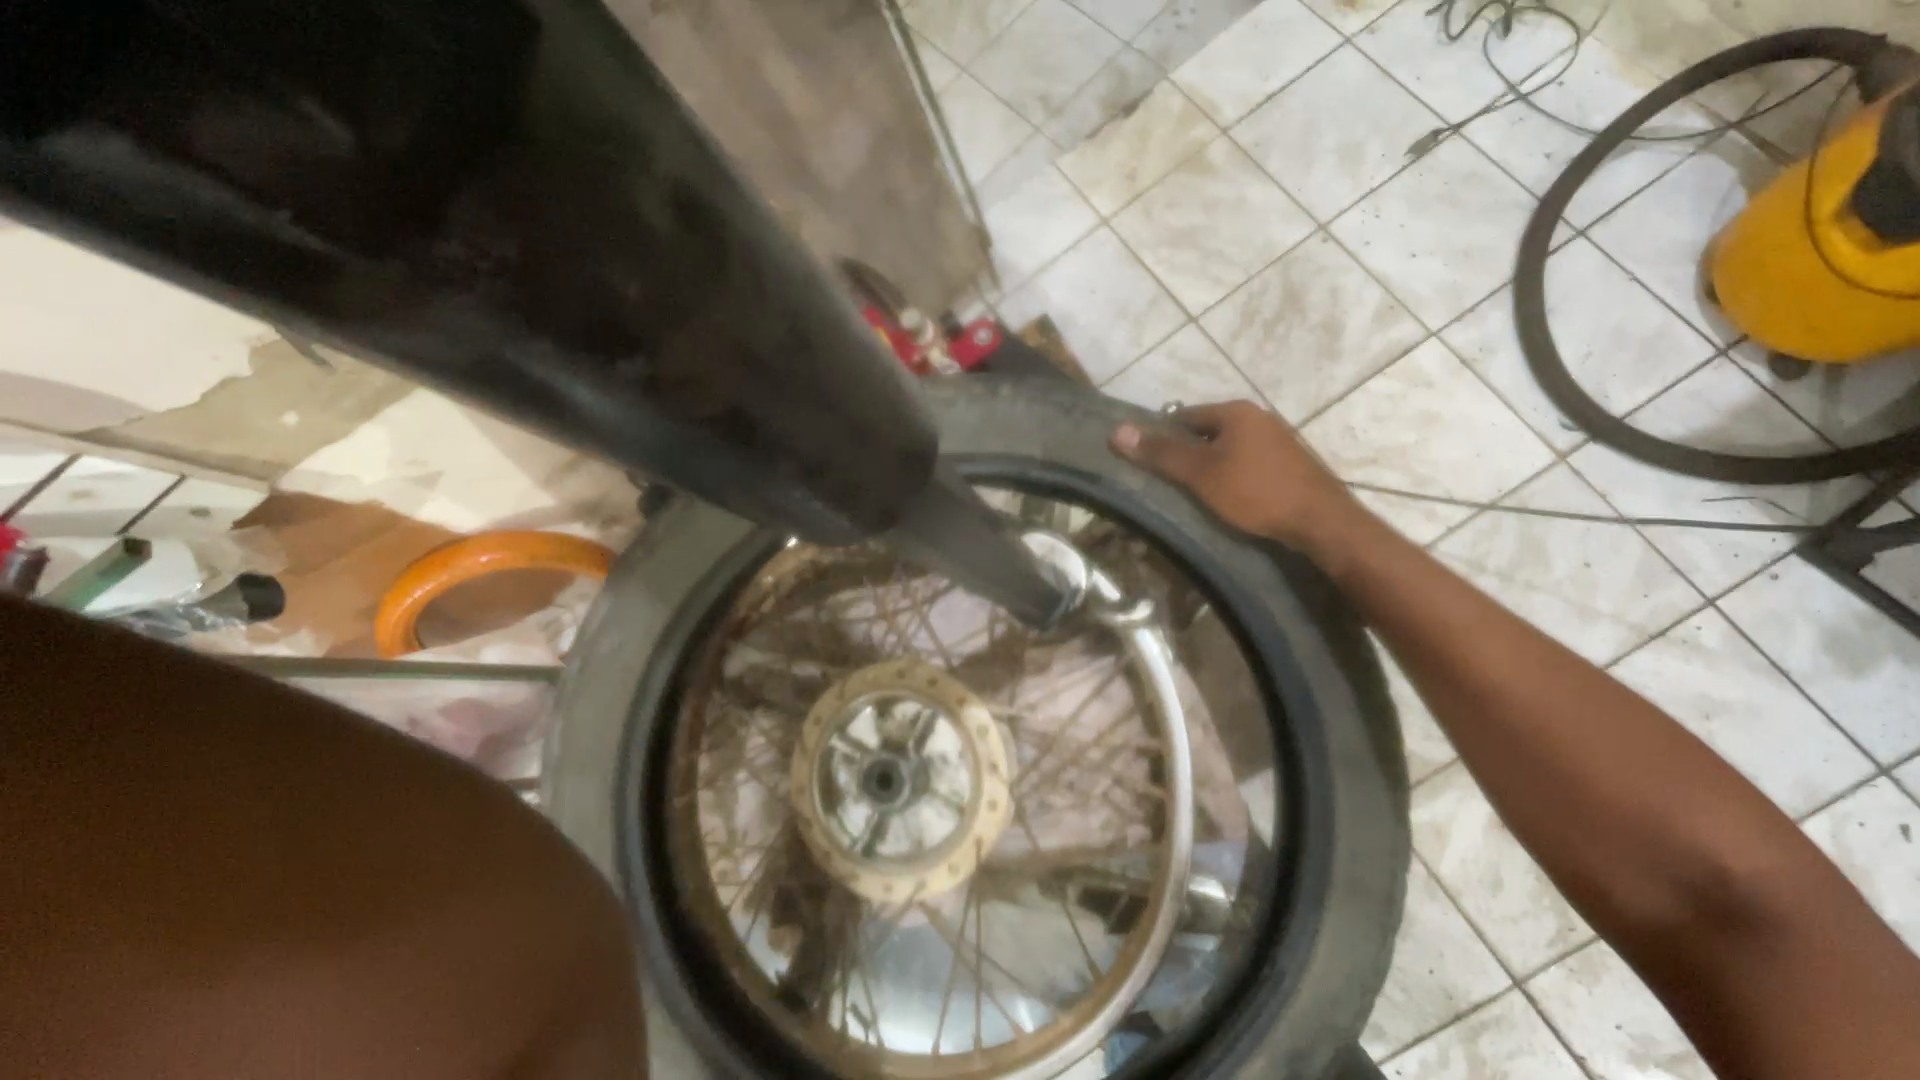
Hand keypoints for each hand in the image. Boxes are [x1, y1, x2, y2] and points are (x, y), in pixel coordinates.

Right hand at [1110, 401, 1366, 556]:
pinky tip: (1230, 500)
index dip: (1163, 436)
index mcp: (1235, 412)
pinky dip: (1233, 477)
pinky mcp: (1289, 465)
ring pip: (1230, 449)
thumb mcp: (1200, 474)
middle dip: (1188, 453)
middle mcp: (1258, 417)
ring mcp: (1277, 440)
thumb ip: (1160, 454)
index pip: (1184, 416)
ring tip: (1195, 495)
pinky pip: (1249, 463)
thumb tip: (1117, 431)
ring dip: (1211, 467)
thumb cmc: (1255, 492)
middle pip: (1208, 432)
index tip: (1148, 463)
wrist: (1320, 520)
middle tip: (1169, 484)